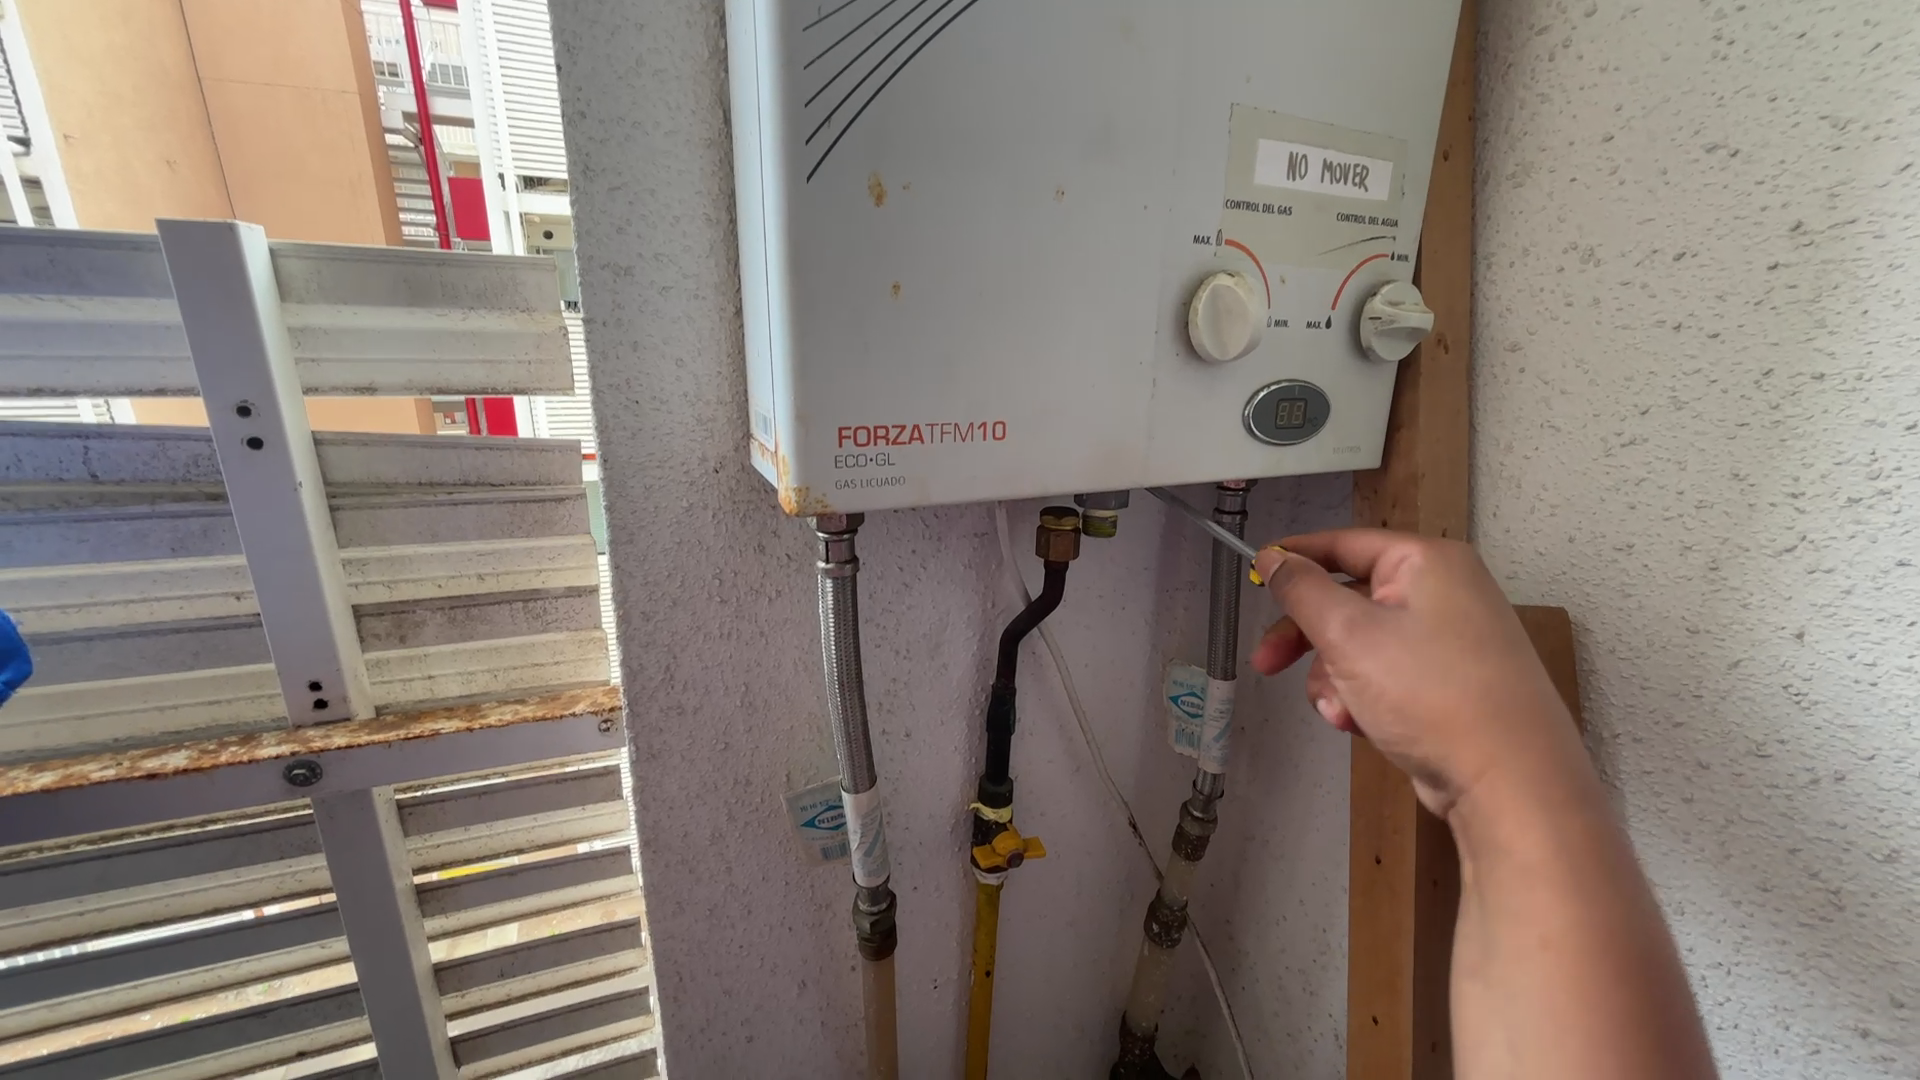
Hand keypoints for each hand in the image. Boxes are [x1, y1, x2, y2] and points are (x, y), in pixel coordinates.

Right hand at [1250, 530, 1586, 818]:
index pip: (1342, 543)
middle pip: (1345, 598)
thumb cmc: (1428, 693)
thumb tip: (1272, 556)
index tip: (1254, 574)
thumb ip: (1300, 589)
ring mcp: (1449, 639)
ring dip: (1331, 675)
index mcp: (1426, 563)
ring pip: (1358, 641)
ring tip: (1336, 710)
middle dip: (1305, 637)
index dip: (1294, 558)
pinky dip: (1361, 693)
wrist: (1510, 784)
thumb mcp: (1347, 633)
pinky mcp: (1450, 681)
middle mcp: (1443, 591)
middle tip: (1266, 663)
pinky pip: (1384, 671)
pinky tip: (1357, 723)